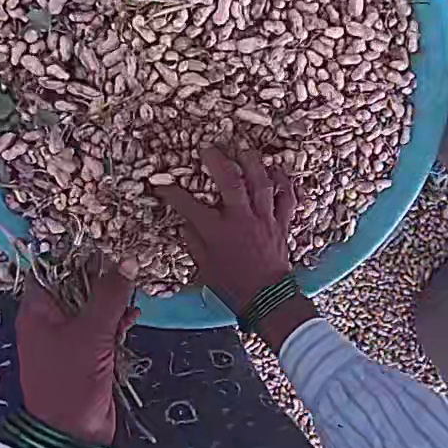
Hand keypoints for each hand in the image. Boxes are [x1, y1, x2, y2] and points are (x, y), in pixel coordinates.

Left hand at [15, 259, 138, 444]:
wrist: (73, 435)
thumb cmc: (71, 380)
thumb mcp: (92, 333)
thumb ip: (110, 295)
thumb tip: (127, 261)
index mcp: (38, 311)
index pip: (50, 270)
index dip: (73, 255)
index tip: (100, 242)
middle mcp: (50, 321)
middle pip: (74, 286)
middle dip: (100, 276)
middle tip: (125, 262)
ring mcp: (68, 339)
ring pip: (91, 307)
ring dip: (112, 300)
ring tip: (133, 289)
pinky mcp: (87, 355)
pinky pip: (101, 329)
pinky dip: (116, 322)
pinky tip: (133, 317)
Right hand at [154, 147, 299, 314]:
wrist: (268, 299)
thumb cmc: (234, 286)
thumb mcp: (205, 268)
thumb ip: (194, 243)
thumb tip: (185, 224)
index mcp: (218, 232)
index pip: (189, 205)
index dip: (172, 192)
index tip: (161, 183)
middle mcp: (241, 220)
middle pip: (230, 181)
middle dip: (217, 161)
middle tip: (208, 148)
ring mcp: (264, 219)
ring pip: (261, 183)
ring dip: (252, 163)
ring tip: (243, 150)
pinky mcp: (281, 224)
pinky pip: (286, 198)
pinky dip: (283, 182)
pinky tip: (276, 171)